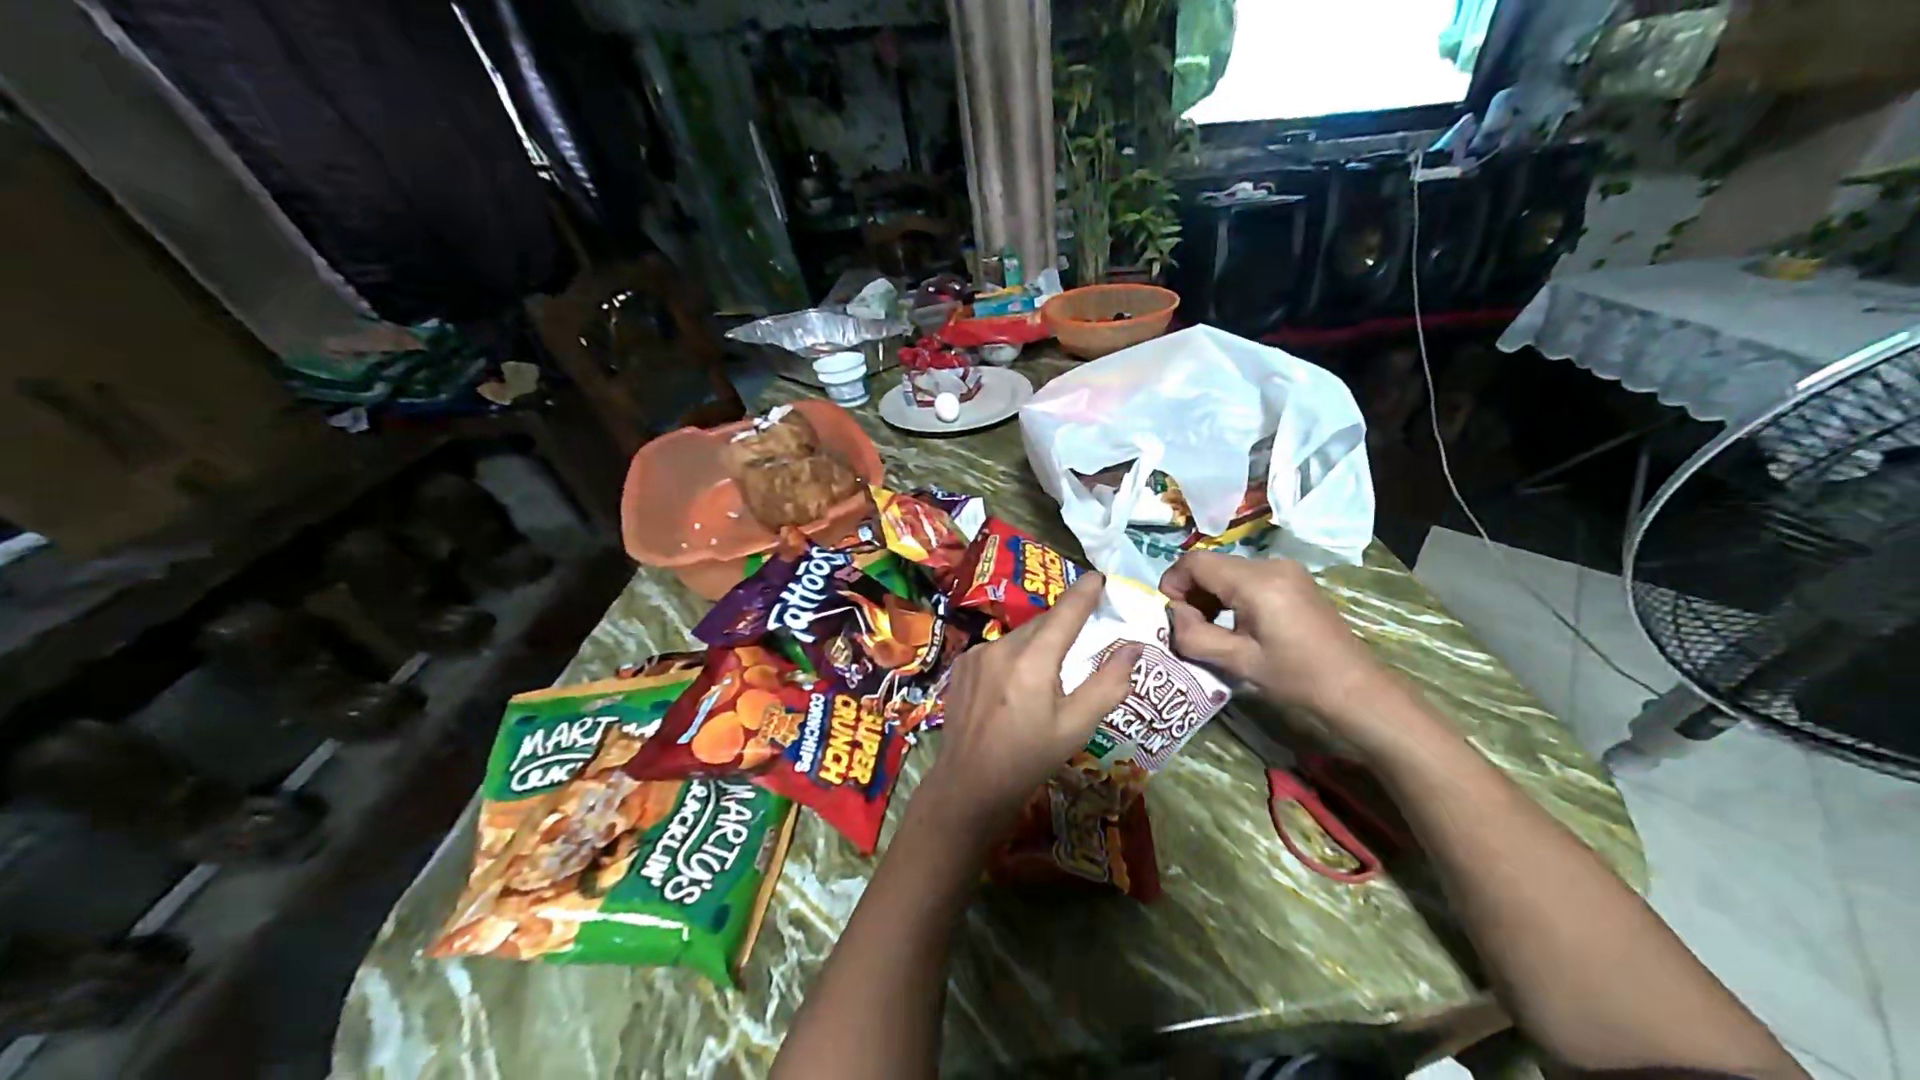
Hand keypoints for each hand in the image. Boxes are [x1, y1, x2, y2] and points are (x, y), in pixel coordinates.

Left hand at [925, 572, 1141, 829]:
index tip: (1100, 576)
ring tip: (1051, 669)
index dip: (1085, 592)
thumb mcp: (1076, 727)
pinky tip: (1016, 684)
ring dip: (1039, 642)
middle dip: (1065, 623)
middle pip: (1042, 624)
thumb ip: (1109, 684)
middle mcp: (1002, 648)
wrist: (968, 784)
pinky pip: (997, 649)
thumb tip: (1133, 647)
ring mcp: (976, 654)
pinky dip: (1014, 655)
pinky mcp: (961, 665)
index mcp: (1033, 661)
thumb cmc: (1029, 759)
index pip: (1066, 613)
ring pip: (1019, 636)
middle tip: (1086, 630)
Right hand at [1159, 552, 1389, 729]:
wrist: (1354, 687)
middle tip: (1190, 627)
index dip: (1173, 583)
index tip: (1171, 615)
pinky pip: (1246, 575)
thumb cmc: (1295, 678)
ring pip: (1226, 569)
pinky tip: (1236, 623)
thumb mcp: (1237, 662)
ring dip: (1209, 594)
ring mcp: (1284, 569)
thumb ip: (1194, 636)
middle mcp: (1270, 564)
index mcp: (1256, 582)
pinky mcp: (1292, 578)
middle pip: (1210, 564)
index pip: (1194, 562)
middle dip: (1191, 592)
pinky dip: (1230, 594)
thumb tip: (1174, 615)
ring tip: (1212, 628)